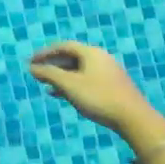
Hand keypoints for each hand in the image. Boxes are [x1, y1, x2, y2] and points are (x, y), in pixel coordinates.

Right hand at [29, 41, 164, 136]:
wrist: (133, 117)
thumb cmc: (98, 97)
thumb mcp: (69, 85)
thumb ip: (49, 74)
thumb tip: (32, 68)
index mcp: (90, 53)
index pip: (63, 46)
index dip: (45, 53)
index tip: (31, 62)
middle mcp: (100, 58)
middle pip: (72, 57)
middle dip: (53, 65)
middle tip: (37, 73)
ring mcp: (108, 72)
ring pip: (79, 70)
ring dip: (62, 76)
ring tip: (47, 86)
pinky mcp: (113, 86)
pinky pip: (87, 80)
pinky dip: (73, 84)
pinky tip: (64, 95)